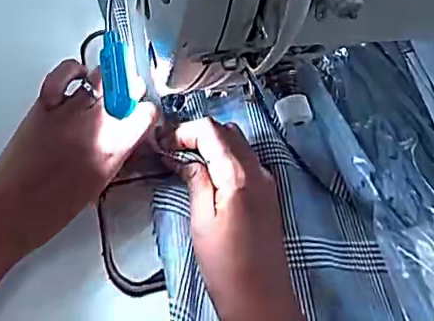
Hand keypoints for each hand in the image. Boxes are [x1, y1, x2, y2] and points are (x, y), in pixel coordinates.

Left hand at [0, 59, 156, 261]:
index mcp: (112, 151)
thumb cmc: (52, 207)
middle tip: (126, 93)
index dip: (145, 110)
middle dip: (128, 90)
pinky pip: (65, 73)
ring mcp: (69, 112)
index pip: (144, 115)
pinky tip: (77, 75)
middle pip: (124, 89)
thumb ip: (115, 153)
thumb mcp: (98, 183)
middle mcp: (95, 127)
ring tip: (102, 87)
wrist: (13, 209)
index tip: (142, 109)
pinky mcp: (46, 103)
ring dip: (105, 80)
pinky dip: (73, 70)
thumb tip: (124, 133)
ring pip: (98, 78)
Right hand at [175, 118, 302, 320]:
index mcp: (238, 176)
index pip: (209, 130)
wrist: (263, 305)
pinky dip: (224, 155)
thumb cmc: (229, 270)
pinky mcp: (268, 194)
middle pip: (223, 131)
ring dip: (211, 142)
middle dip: (196, 133)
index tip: (165, 142)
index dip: (184, 131)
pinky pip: (244, 159)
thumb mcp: (202, 222)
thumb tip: (184, 157)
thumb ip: (195, 180)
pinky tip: (208, 172)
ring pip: (235, 141)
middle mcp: (257, 172)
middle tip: (172, 148)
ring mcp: (265, 182)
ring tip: (186, 158)